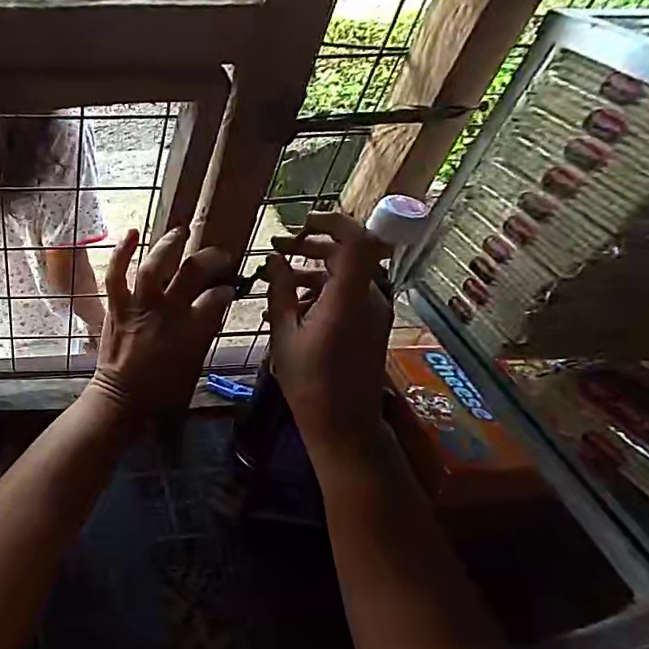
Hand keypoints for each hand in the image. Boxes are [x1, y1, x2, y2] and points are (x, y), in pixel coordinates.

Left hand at [90, 227, 234, 414]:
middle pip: (192, 272)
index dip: (226, 289)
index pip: (217, 297)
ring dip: (169, 245)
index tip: (228, 288)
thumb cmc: (163, 389)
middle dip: (210, 258)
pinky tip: (132, 232)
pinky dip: (122, 252)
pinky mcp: (117, 307)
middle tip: (218, 255)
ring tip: (181, 231)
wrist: (123, 398)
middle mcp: (167, 312)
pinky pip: (116, 274)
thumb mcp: (196, 363)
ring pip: (153, 266)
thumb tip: (214, 308)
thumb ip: (205, 332)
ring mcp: (140, 307)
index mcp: (192, 329)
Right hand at [264, 212, 394, 446]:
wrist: (344, 425)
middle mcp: (370, 300)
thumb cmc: (309, 385)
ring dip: (316, 269)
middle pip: (350, 254)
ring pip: (348, 274)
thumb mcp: (284, 336)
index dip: (334, 222)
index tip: (302, 223)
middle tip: (280, 249)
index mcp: (348, 301)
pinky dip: (325, 288)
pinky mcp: (371, 325)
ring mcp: (374, 313)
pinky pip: (350, 293)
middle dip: (314, 245)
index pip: (358, 242)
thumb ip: (280, 293)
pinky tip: (296, 305)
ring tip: (280, 279)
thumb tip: (274, 260)